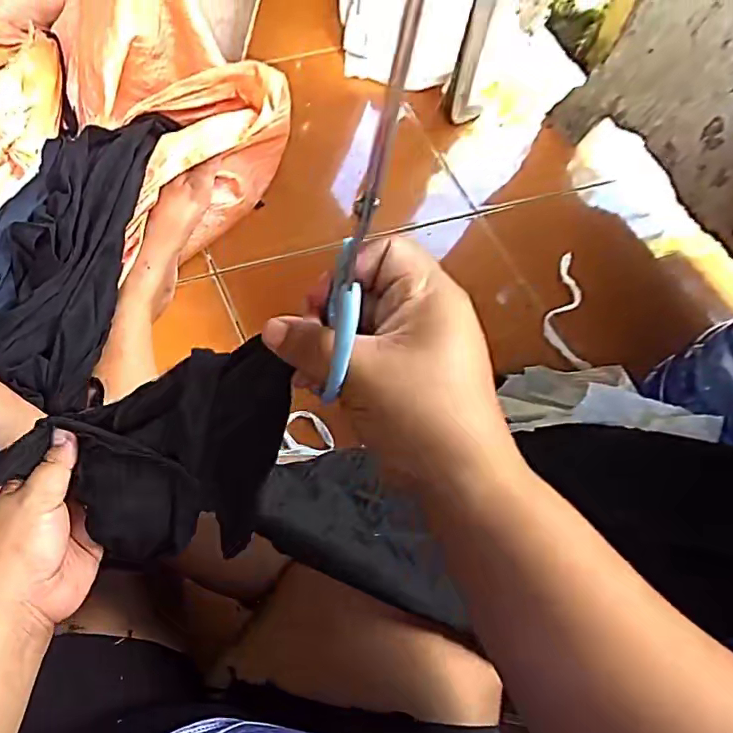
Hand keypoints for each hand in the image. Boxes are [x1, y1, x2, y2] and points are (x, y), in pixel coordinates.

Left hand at [0, 338, 100, 631]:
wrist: (32, 599)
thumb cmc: (16, 552)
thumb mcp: (35, 497)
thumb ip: (55, 466)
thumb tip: (66, 432)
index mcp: (25, 484)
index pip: (47, 452)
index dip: (64, 437)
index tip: (87, 415)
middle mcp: (49, 498)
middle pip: (75, 470)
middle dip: (91, 458)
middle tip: (116, 434)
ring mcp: (72, 518)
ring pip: (94, 490)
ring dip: (106, 481)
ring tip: (128, 456)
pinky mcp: (93, 537)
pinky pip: (109, 515)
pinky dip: (119, 506)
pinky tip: (131, 488)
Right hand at [260, 236, 517, 491]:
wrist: (460, 478)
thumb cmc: (419, 413)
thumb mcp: (359, 372)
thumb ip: (311, 345)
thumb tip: (272, 329)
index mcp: (428, 295)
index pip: (380, 253)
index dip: (344, 274)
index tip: (317, 311)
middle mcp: (425, 315)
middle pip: (365, 294)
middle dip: (329, 322)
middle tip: (307, 352)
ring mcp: (418, 351)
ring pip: (362, 334)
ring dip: (331, 353)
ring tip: (311, 379)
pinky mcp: (409, 382)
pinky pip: (370, 363)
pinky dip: (345, 373)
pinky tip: (325, 392)